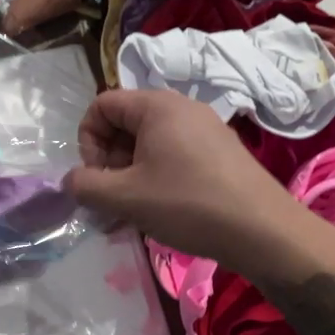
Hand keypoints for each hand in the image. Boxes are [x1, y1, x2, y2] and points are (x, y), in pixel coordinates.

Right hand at [66, 89, 309, 273]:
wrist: (263, 231)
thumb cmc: (188, 204)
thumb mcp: (126, 197)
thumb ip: (86, 186)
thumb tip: (71, 180)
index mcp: (156, 105)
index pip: (102, 104)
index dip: (88, 139)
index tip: (96, 175)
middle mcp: (181, 106)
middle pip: (126, 121)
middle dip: (110, 158)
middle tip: (113, 196)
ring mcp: (205, 127)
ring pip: (150, 141)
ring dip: (132, 171)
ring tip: (135, 208)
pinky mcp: (221, 151)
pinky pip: (175, 152)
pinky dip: (158, 174)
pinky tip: (164, 208)